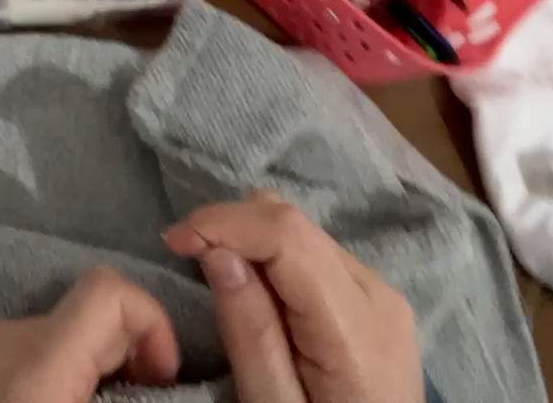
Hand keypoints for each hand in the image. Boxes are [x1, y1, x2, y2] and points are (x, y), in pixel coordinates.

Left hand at [0, 266, 181, 402]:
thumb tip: (165, 392)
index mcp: (38, 358)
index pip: (109, 290)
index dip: (153, 324)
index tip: (165, 383)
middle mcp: (12, 338)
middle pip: (96, 314)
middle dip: (136, 360)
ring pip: (72, 336)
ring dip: (106, 375)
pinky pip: (44, 356)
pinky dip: (73, 380)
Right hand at [163, 191, 422, 402]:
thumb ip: (250, 333)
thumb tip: (216, 254)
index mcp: (355, 326)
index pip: (285, 235)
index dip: (222, 222)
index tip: (174, 242)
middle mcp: (375, 290)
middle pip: (289, 220)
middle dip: (229, 226)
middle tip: (188, 259)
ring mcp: (378, 288)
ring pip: (295, 226)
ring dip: (247, 236)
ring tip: (220, 277)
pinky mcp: (370, 293)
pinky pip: (307, 246)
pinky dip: (269, 251)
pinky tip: (254, 287)